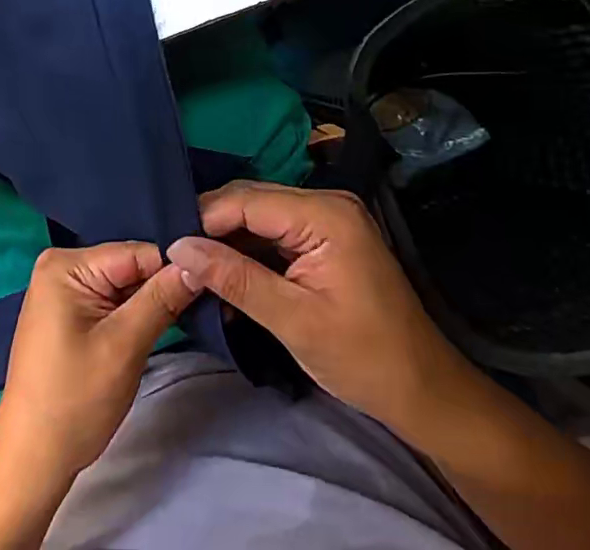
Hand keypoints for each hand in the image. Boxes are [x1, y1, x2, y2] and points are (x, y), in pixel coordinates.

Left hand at [0, 242, 198, 477]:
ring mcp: (65, 290)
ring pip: (127, 284)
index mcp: (66, 264)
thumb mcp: (124, 345)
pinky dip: (138, 313)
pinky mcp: (72, 313)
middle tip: (209, 299)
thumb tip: (200, 263)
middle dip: (166, 284)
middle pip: (133, 265)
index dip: (176, 268)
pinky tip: (163, 322)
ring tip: (193, 311)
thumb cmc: (73, 401)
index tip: (212, 283)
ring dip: (155, 300)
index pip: (138, 252)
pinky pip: (114, 300)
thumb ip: (162, 298)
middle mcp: (62, 266)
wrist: (33, 458)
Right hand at [167, 181, 459, 430]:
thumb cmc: (364, 358)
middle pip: (250, 203)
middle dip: (210, 229)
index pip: (245, 201)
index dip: (202, 220)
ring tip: (190, 271)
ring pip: (257, 218)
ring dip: (226, 244)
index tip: (166, 248)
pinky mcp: (324, 239)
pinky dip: (247, 255)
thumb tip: (179, 248)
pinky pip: (273, 234)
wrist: (424, 389)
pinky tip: (223, 278)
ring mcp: (327, 219)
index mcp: (325, 214)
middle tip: (173, 260)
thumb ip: (235, 278)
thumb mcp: (293, 320)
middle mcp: (326, 203)